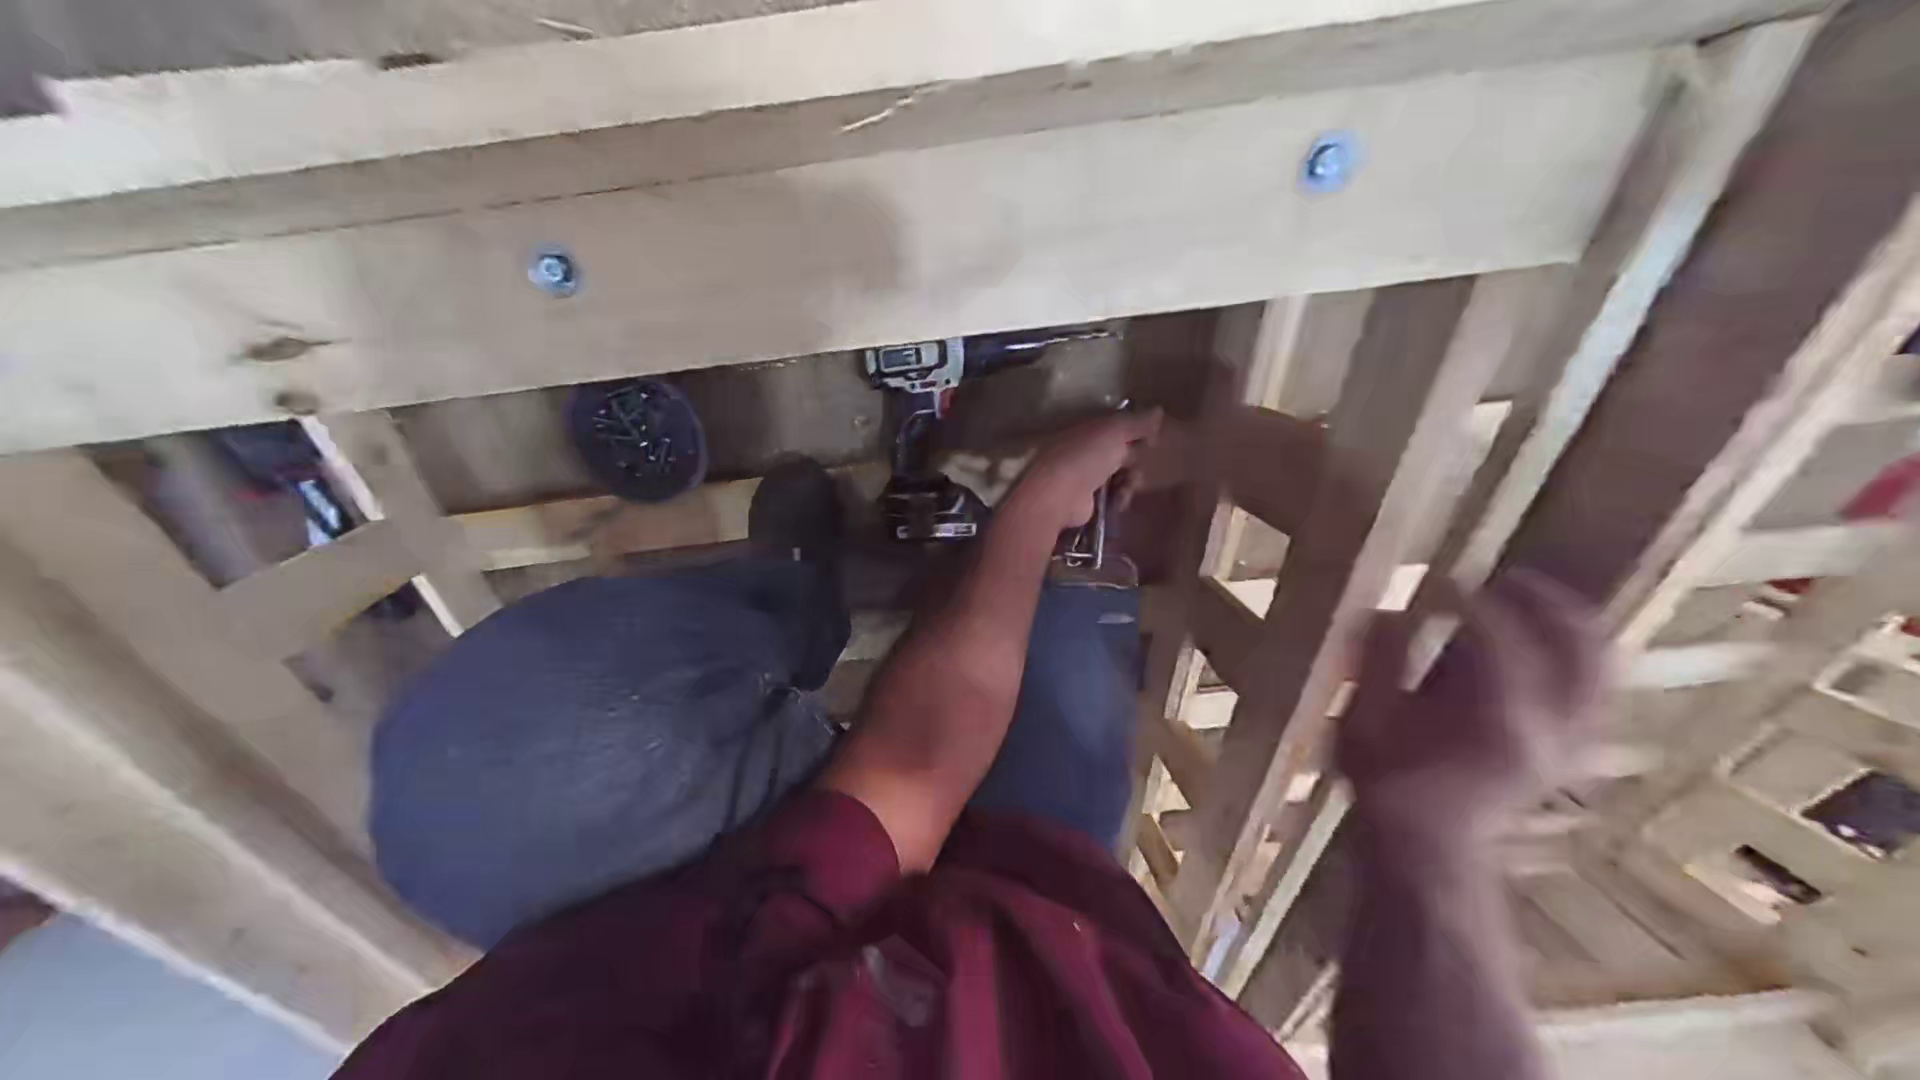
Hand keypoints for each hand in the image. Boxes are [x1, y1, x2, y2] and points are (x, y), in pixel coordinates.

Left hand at [1010, 408, 1162, 529]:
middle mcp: (1083, 451)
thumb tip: (1159, 410)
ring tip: (1129, 486)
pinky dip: (1120, 498)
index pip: (1116, 427)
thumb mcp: (1114, 431)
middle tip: (1140, 466)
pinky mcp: (1086, 502)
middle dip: (1135, 460)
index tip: (1153, 440)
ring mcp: (1083, 477)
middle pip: (1119, 453)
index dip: (1137, 432)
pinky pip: (1112, 497)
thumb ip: (1137, 422)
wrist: (1058, 495)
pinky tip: (1121, 500)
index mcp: (1087, 429)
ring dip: (1130, 481)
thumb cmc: (1085, 455)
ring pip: (1119, 476)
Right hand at [1337, 571, 1605, 845]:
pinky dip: (1579, 654)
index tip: (1439, 578)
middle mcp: (1551, 725)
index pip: (1498, 638)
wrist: (1430, 842)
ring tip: (1530, 599)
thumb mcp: (1367, 719)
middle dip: (1543, 602)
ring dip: (1569, 624)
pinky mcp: (1575, 748)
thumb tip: (1384, 611)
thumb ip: (1380, 663)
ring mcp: (1573, 739)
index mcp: (1494, 718)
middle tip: (1503, 576)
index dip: (1468, 600)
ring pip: (1600, 666)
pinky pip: (1598, 688)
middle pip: (1577, 646)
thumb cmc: (1388, 780)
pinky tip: (1545, 641)